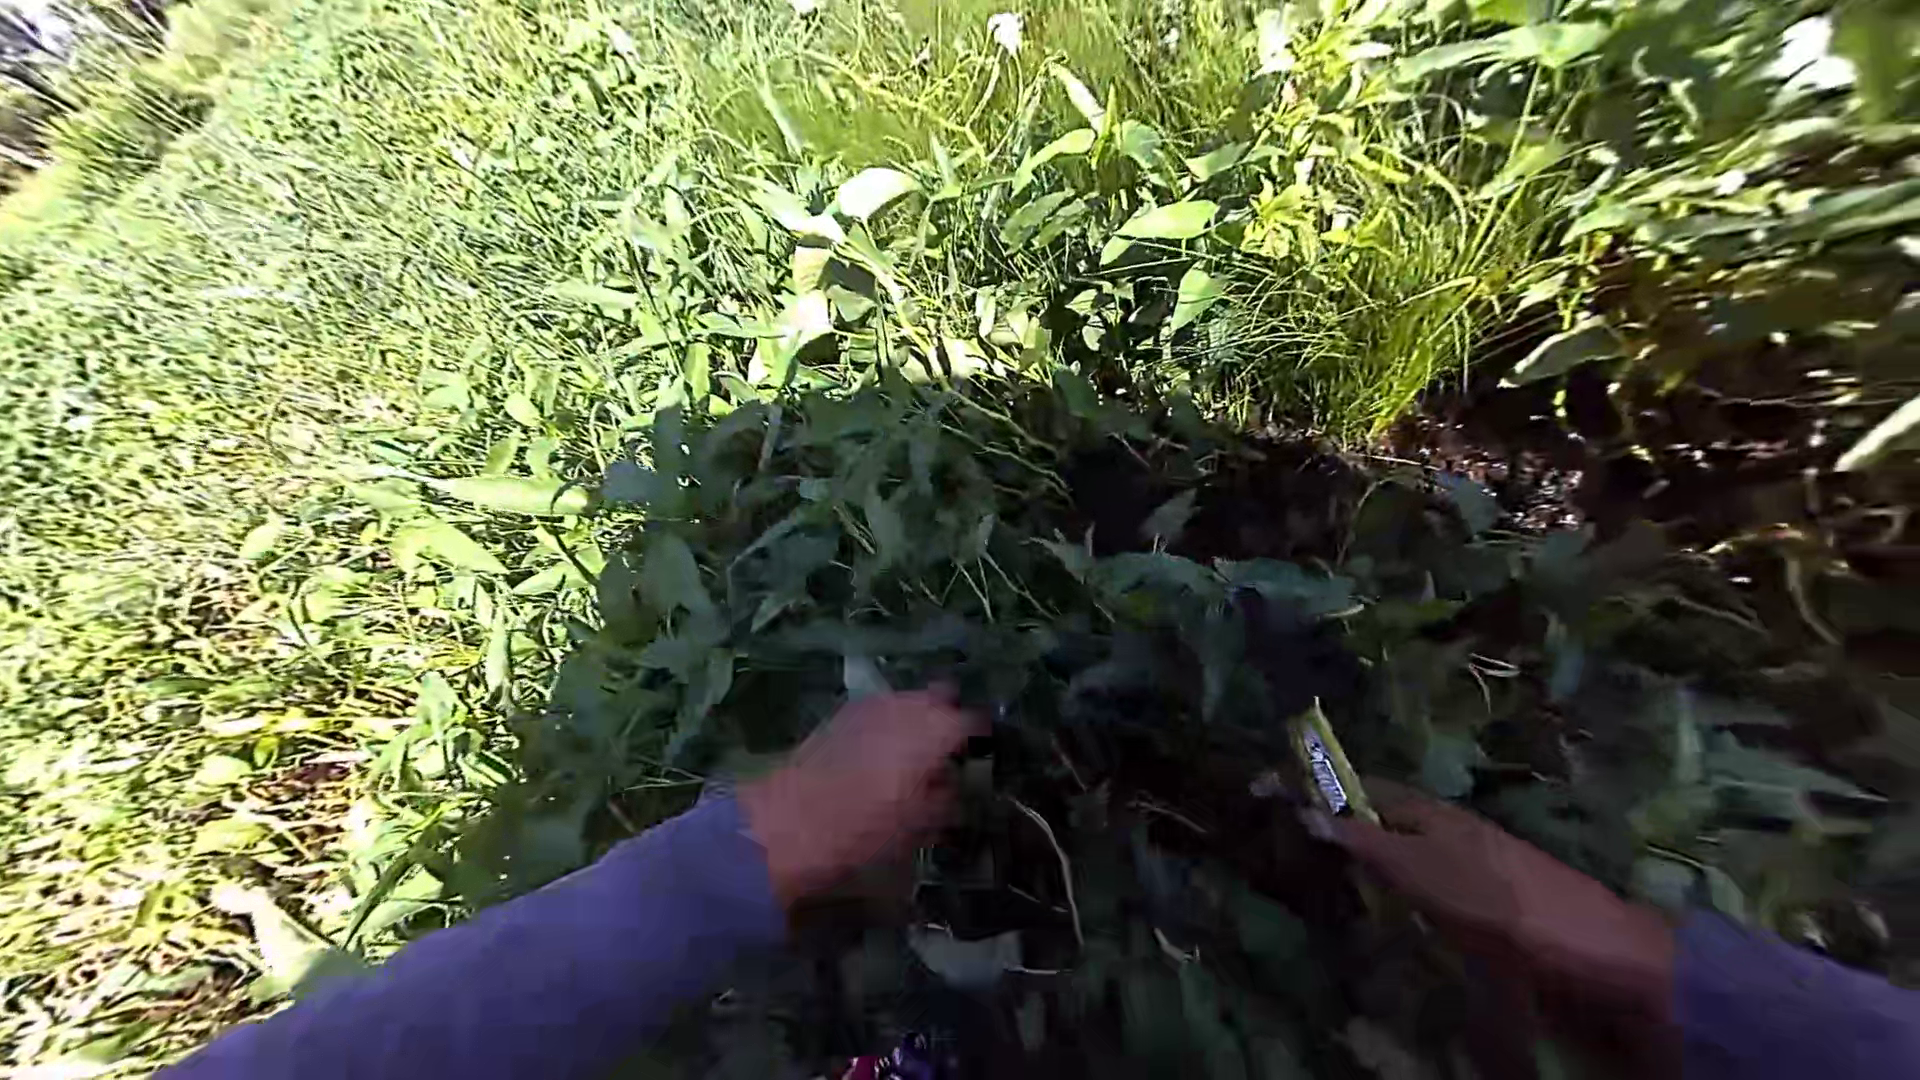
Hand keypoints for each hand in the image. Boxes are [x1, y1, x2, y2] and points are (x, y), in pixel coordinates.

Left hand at [739, 688, 979, 906]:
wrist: (789, 822)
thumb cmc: (862, 830)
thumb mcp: (916, 825)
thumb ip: (945, 797)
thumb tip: (953, 783)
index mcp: (934, 731)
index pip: (972, 719)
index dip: (980, 734)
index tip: (981, 750)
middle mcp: (907, 706)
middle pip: (941, 697)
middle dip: (948, 716)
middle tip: (949, 748)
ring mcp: (874, 703)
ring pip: (910, 698)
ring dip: (919, 715)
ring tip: (915, 748)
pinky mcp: (846, 710)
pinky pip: (883, 705)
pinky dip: (892, 718)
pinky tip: (883, 745)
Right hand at [1312, 780, 1674, 1020]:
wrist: (1594, 948)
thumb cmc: (1491, 896)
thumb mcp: (1414, 866)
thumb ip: (1359, 838)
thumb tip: (1303, 809)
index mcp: (1418, 805)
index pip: (1350, 783)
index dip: (1313, 786)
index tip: (1272, 793)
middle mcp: (1437, 819)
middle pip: (1372, 812)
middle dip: (1334, 821)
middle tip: (1296, 844)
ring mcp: (1461, 851)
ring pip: (1395, 843)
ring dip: (1363, 855)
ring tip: (1334, 878)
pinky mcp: (1479, 886)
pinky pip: (1418, 872)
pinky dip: (1393, 880)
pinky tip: (1390, 903)